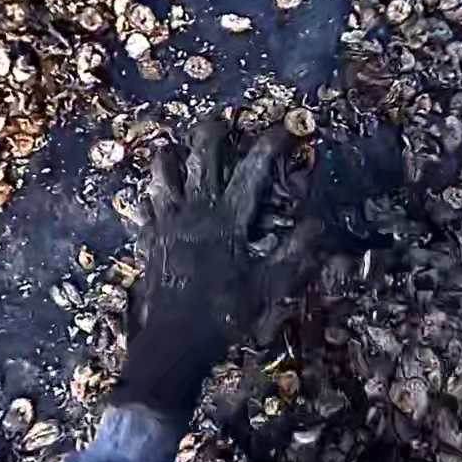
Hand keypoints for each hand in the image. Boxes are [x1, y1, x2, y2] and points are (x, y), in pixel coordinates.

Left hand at [110, 114, 320, 425]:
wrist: (175, 340)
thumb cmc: (226, 313)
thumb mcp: (270, 287)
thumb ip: (296, 252)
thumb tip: (319, 222)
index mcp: (229, 220)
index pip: (253, 172)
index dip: (269, 146)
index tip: (283, 129)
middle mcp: (196, 213)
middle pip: (201, 161)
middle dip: (210, 135)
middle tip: (216, 120)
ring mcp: (167, 224)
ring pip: (163, 179)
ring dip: (166, 160)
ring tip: (166, 146)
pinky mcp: (148, 240)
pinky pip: (142, 210)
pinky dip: (144, 199)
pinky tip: (143, 196)